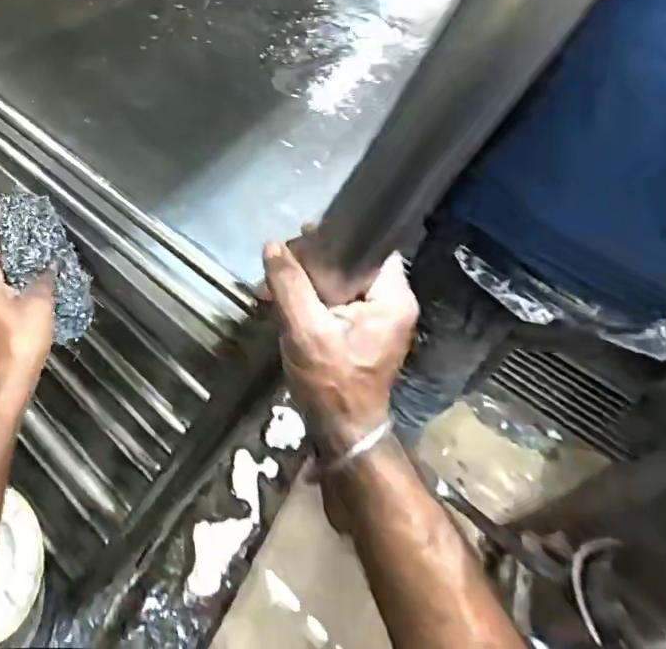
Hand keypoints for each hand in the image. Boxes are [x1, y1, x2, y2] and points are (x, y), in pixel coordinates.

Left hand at [0, 241, 54, 410]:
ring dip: (15, 274)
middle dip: (14, 255)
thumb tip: (51, 262)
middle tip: (36, 244)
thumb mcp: (39, 304)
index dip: (6, 236)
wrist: (7, 383)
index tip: (22, 226)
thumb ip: (44, 278)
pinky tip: (32, 291)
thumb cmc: (21, 340)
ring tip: (39, 265)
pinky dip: (13, 290)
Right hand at [263, 237, 416, 450]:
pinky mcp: (357, 329)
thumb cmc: (331, 379)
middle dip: (312, 260)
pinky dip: (307, 295)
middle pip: (351, 261)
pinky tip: (280, 300)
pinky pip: (331, 297)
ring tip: (273, 284)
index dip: (339, 238)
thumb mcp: (305, 329)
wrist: (341, 427)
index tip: (302, 237)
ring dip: (304, 278)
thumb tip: (273, 246)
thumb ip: (289, 285)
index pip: (372, 249)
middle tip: (280, 265)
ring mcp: (374, 318)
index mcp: (392, 300)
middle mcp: (390, 304)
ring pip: (337, 279)